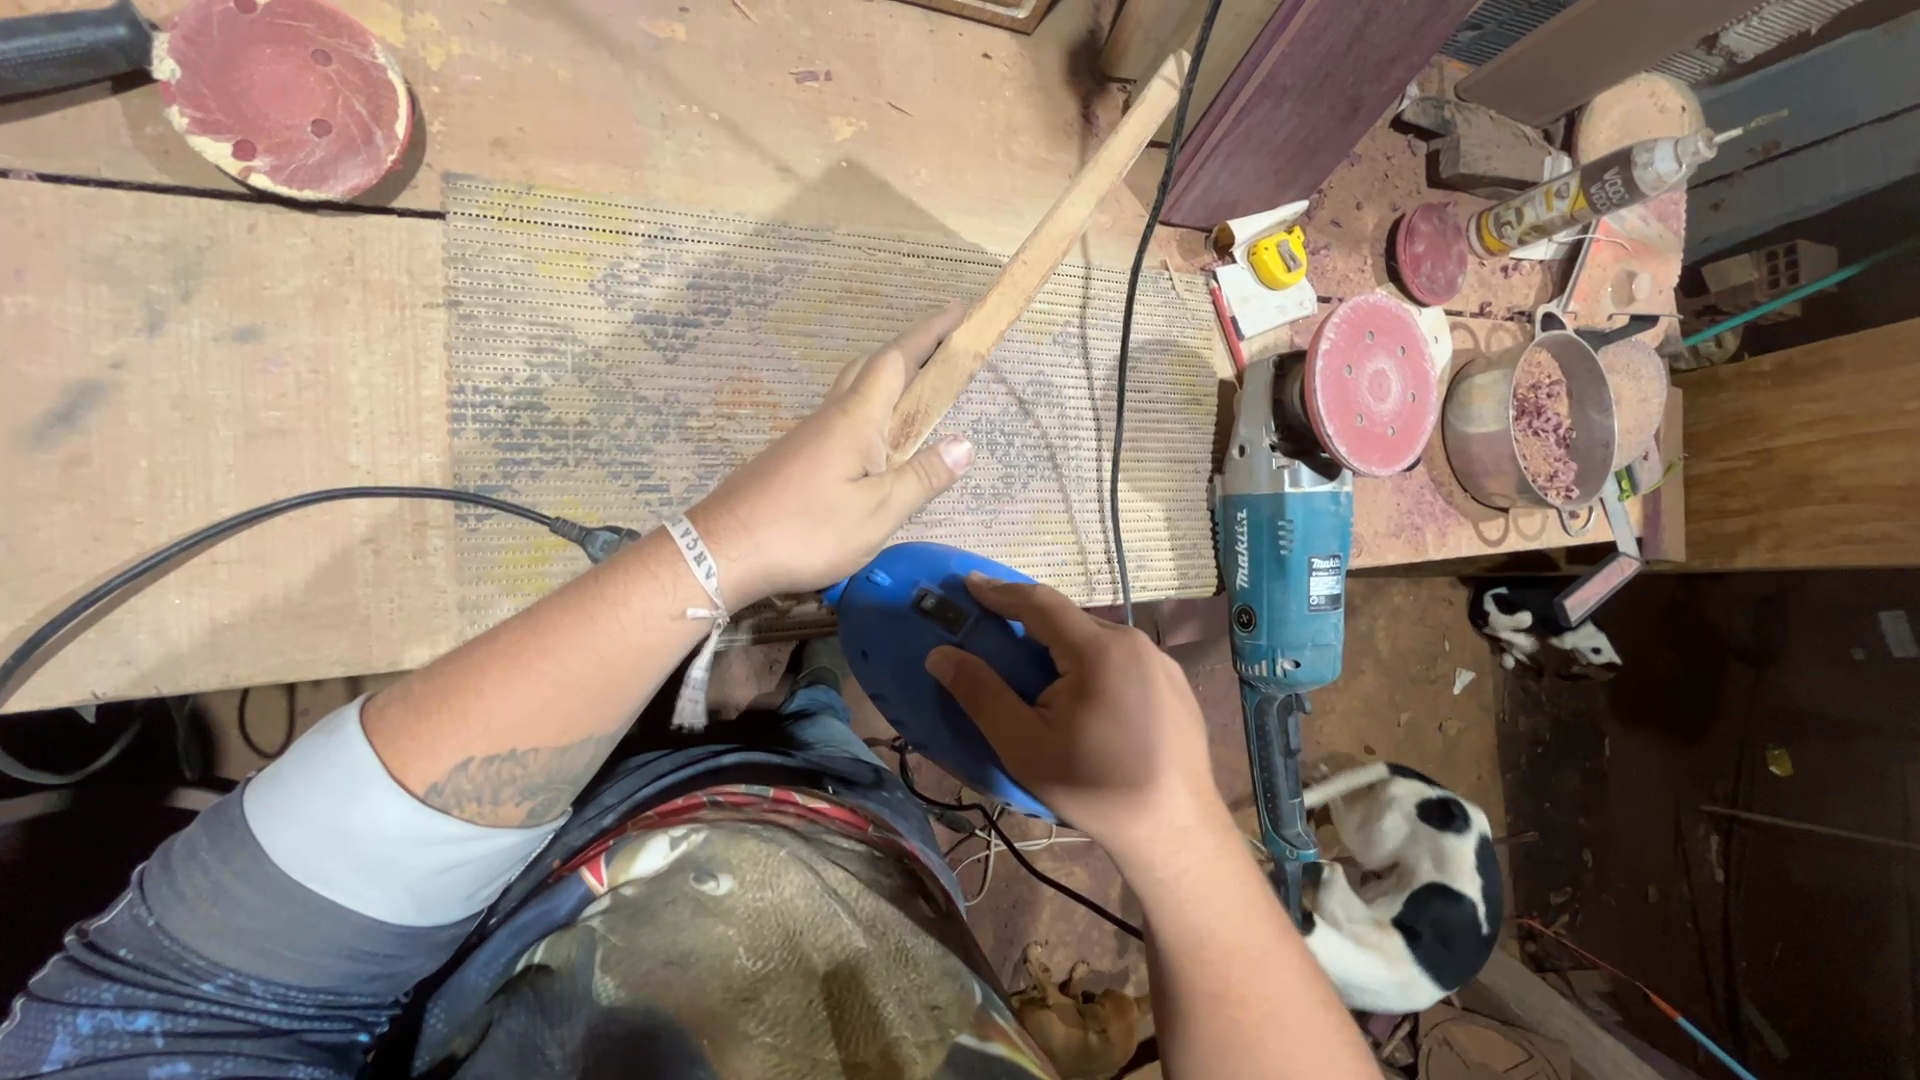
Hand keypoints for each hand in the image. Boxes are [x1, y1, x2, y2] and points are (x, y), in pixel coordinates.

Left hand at [688, 301, 975, 606]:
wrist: (724, 550)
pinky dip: (869, 412)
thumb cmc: (806, 531)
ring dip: (888, 381)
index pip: (897, 360)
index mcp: (855, 421)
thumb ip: (922, 478)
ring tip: (919, 397)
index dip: (929, 333)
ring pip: (852, 392)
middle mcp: (830, 417)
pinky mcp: (794, 457)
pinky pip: (840, 418)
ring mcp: (807, 436)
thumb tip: (966, 444)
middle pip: (871, 367)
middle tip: (943, 354)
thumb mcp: (877, 514)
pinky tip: (876, 444)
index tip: (959, 310)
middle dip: (910, 351)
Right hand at [924, 575, 1229, 866]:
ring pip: (1099, 642)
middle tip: (1000, 644)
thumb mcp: (1025, 746)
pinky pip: (1124, 661)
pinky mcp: (1176, 686)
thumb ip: (981, 694)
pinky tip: (1087, 705)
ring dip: (1064, 649)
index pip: (1040, 603)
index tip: (969, 583)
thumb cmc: (1095, 787)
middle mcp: (1135, 644)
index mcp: (1099, 651)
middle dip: (1031, 626)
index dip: (1000, 591)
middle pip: (1071, 622)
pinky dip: (1095, 667)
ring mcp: (1162, 664)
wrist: (1175, 831)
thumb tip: (941, 654)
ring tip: (1041, 682)